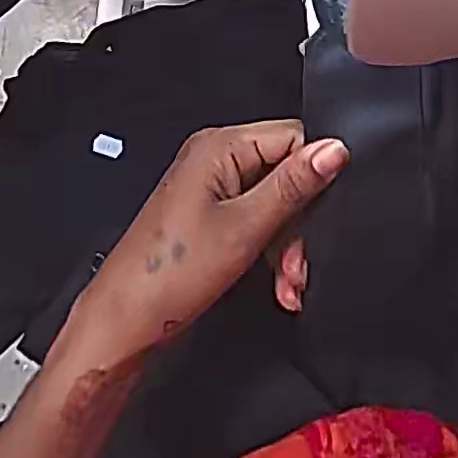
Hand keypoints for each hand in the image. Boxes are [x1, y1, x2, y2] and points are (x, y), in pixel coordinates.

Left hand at [73, 120, 348, 360]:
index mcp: (220, 145)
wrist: (124, 321)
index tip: (320, 214)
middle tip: (299, 260)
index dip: (314, 175)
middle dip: (300, 222)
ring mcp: (213, 186)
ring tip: (288, 281)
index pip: (293, 136)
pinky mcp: (212, 213)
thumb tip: (334, 149)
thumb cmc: (166, 274)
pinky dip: (272, 250)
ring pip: (276, 201)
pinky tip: (279, 282)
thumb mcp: (246, 227)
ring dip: (288, 245)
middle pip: (286, 171)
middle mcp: (215, 158)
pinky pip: (258, 218)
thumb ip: (294, 185)